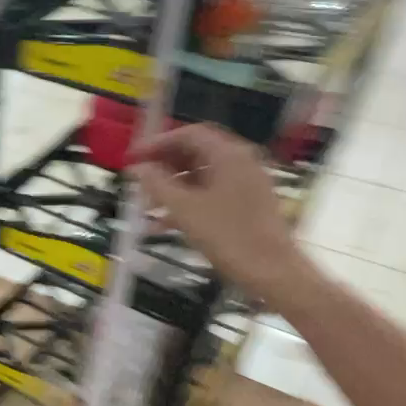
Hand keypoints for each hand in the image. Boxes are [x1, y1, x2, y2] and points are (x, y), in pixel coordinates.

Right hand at [129, 123, 313, 303]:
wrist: (271, 271)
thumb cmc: (227, 236)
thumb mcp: (185, 209)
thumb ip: (157, 184)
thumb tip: (137, 168)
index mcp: (229, 155)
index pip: (188, 135)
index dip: (157, 143)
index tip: (133, 157)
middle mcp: (240, 162)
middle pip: (195, 153)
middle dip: (163, 167)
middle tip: (138, 181)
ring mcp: (245, 183)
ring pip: (201, 176)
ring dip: (172, 187)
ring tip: (146, 206)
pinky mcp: (247, 204)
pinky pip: (211, 193)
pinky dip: (187, 202)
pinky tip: (164, 223)